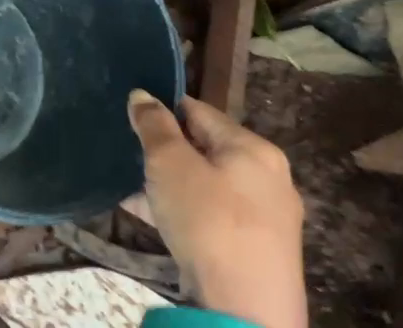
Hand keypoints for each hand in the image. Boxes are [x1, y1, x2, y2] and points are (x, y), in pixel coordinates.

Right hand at [128, 90, 307, 327]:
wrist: (246, 307)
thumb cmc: (207, 220)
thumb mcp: (169, 163)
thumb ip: (154, 125)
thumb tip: (143, 95)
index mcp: (254, 148)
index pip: (197, 110)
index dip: (161, 114)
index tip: (131, 125)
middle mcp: (271, 176)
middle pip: (205, 147)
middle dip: (167, 152)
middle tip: (133, 161)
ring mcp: (271, 215)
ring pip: (209, 182)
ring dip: (174, 183)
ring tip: (139, 190)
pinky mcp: (262, 247)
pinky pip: (216, 213)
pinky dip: (189, 210)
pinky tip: (160, 220)